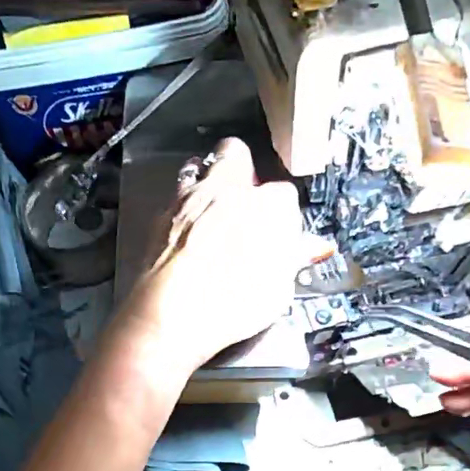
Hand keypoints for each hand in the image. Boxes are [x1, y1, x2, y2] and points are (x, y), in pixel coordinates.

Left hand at [113, 137, 319, 381]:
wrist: (171, 315)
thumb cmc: (231, 303)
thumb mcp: (277, 290)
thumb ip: (292, 259)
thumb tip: (310, 248)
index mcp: (267, 203)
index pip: (284, 193)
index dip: (283, 213)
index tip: (280, 232)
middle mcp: (226, 189)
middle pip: (236, 155)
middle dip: (243, 171)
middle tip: (247, 204)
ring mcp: (188, 198)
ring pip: (200, 169)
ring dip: (208, 184)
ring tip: (213, 215)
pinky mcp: (159, 216)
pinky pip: (176, 198)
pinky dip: (184, 209)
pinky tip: (187, 236)